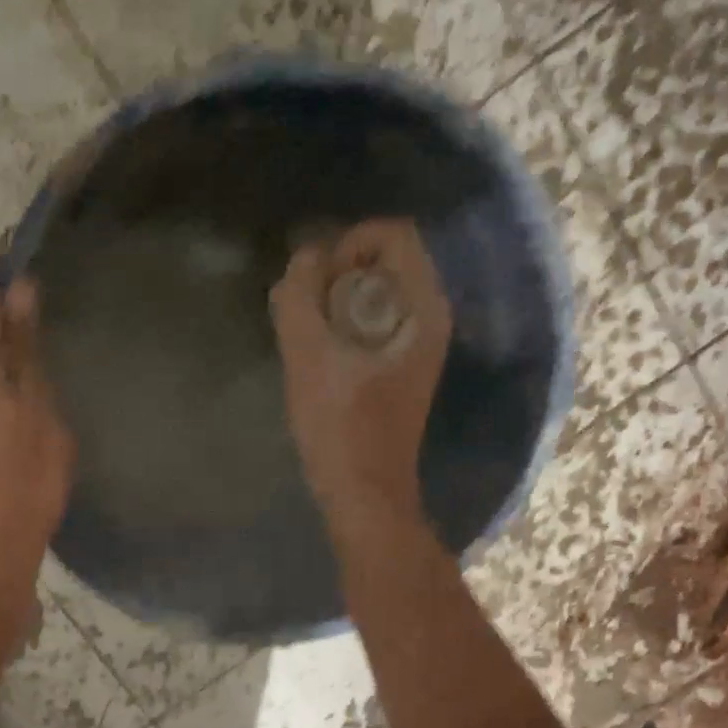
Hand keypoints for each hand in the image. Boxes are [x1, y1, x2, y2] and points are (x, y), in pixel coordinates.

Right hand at [270, 219, 451, 541]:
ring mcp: (415, 343)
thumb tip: (305, 258)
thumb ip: (300, 298)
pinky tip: (312, 353)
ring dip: (331, 300)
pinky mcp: (397, 365)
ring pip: (372, 291)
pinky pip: (368, 320)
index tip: (314, 282)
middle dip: (334, 272)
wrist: (364, 494)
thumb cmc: (340, 427)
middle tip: (300, 308)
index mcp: (421, 307)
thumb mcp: (309, 357)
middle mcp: (427, 316)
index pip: (392, 234)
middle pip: (381, 260)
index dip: (347, 243)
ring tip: (299, 332)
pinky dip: (338, 323)